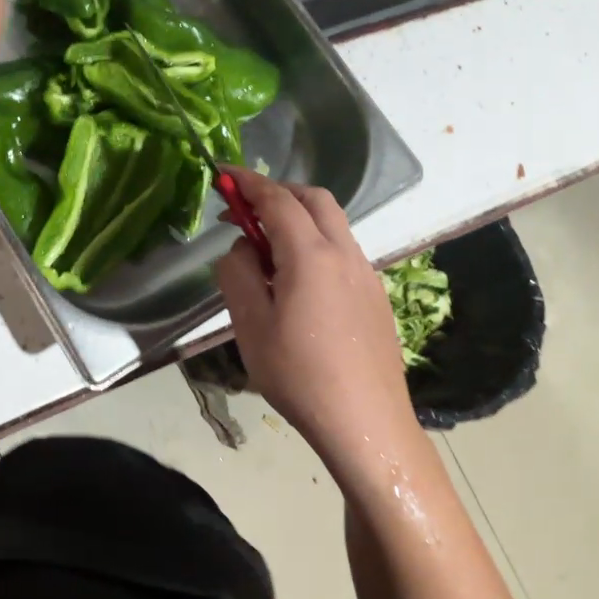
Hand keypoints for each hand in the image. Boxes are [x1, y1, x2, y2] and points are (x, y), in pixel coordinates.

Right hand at [212, 170, 415, 457]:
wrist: (366, 424)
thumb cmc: (299, 375)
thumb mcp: (250, 324)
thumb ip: (238, 274)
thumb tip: (242, 249)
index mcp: (311, 256)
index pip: (277, 200)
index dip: (248, 182)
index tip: (223, 174)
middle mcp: (345, 254)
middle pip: (315, 200)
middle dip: (278, 192)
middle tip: (244, 209)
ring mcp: (366, 276)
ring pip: (332, 225)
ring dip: (298, 219)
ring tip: (265, 250)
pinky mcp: (376, 298)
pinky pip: (342, 252)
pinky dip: (314, 244)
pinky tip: (296, 282)